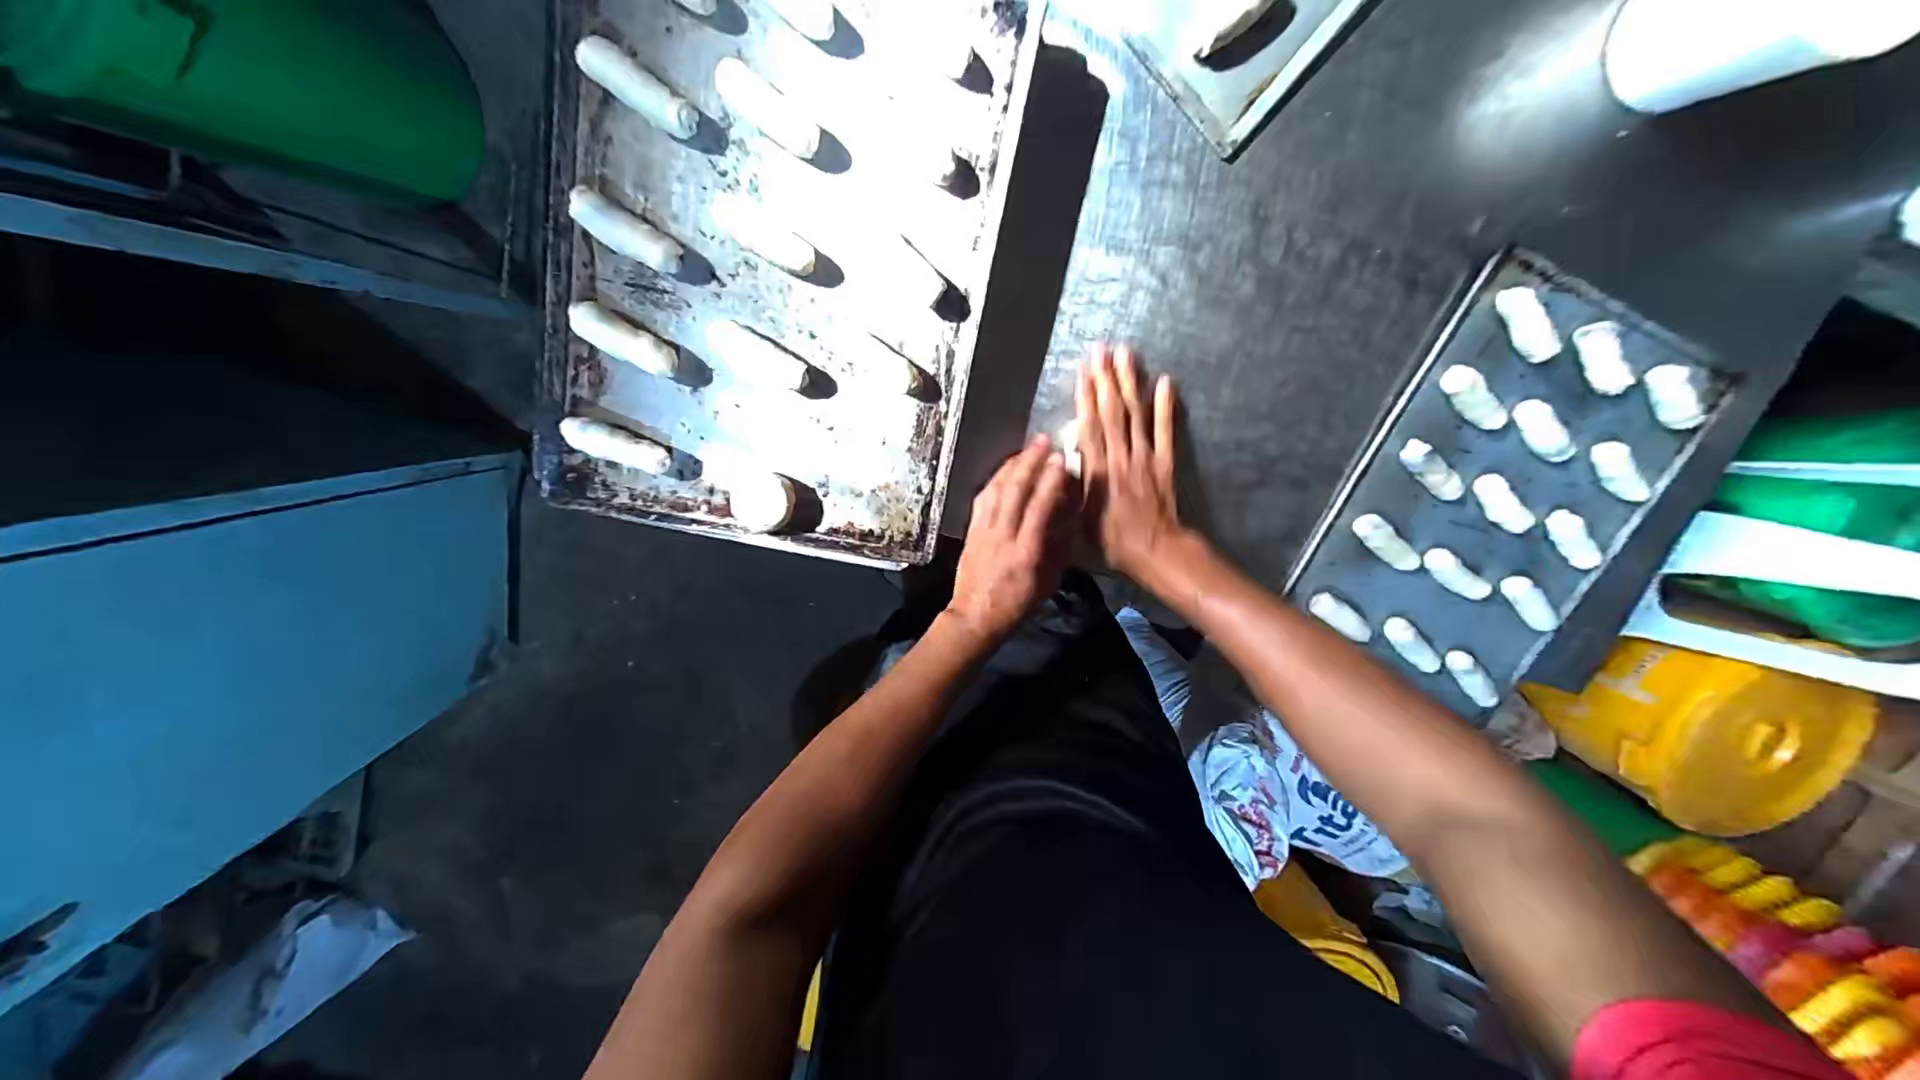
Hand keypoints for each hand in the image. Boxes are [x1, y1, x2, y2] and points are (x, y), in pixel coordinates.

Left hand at [945, 434, 1074, 642]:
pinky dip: (995, 480)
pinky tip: (1004, 470)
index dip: (1051, 482)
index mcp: (1026, 552)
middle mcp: (1002, 536)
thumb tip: (1068, 516)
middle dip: (1029, 462)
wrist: (975, 616)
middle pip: (1014, 491)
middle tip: (1043, 441)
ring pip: (996, 490)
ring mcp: (983, 531)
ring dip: (1011, 465)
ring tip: (1026, 450)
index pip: (1039, 509)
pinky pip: (982, 498)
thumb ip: (1058, 548)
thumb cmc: (1017, 603)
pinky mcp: (971, 530)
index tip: (1061, 460)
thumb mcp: (1048, 581)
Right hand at [1078, 343, 1190, 580]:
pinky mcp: (1165, 462)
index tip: (1082, 370)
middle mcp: (1120, 457)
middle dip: (1106, 377)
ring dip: (1130, 382)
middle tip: (1102, 349)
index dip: (1085, 395)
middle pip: (1112, 411)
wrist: (1155, 552)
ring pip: (1135, 413)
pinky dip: (1165, 406)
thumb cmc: (1113, 540)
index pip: (1089, 425)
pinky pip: (1165, 430)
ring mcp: (1145, 457)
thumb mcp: (1081, 518)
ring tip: (1126, 354)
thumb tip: (1062, 459)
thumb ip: (1072, 486)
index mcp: (1097, 470)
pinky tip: (1164, 382)